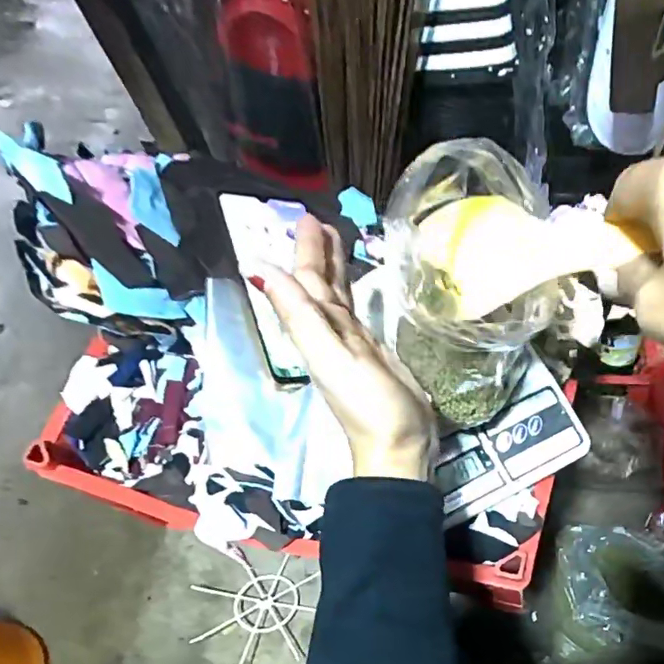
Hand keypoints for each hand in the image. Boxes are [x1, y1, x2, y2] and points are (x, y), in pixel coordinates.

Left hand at [258, 215, 435, 481]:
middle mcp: (332, 335)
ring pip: (339, 298)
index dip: (303, 251)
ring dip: (336, 270)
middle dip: (317, 254)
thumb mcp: (331, 360)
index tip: (307, 218)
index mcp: (317, 333)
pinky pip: (360, 314)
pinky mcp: (379, 356)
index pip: (305, 283)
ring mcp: (356, 346)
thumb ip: (301, 317)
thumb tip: (263, 268)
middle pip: (320, 286)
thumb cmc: (369, 407)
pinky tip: (361, 285)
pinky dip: (357, 294)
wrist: (400, 446)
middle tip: (320, 220)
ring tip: (338, 240)